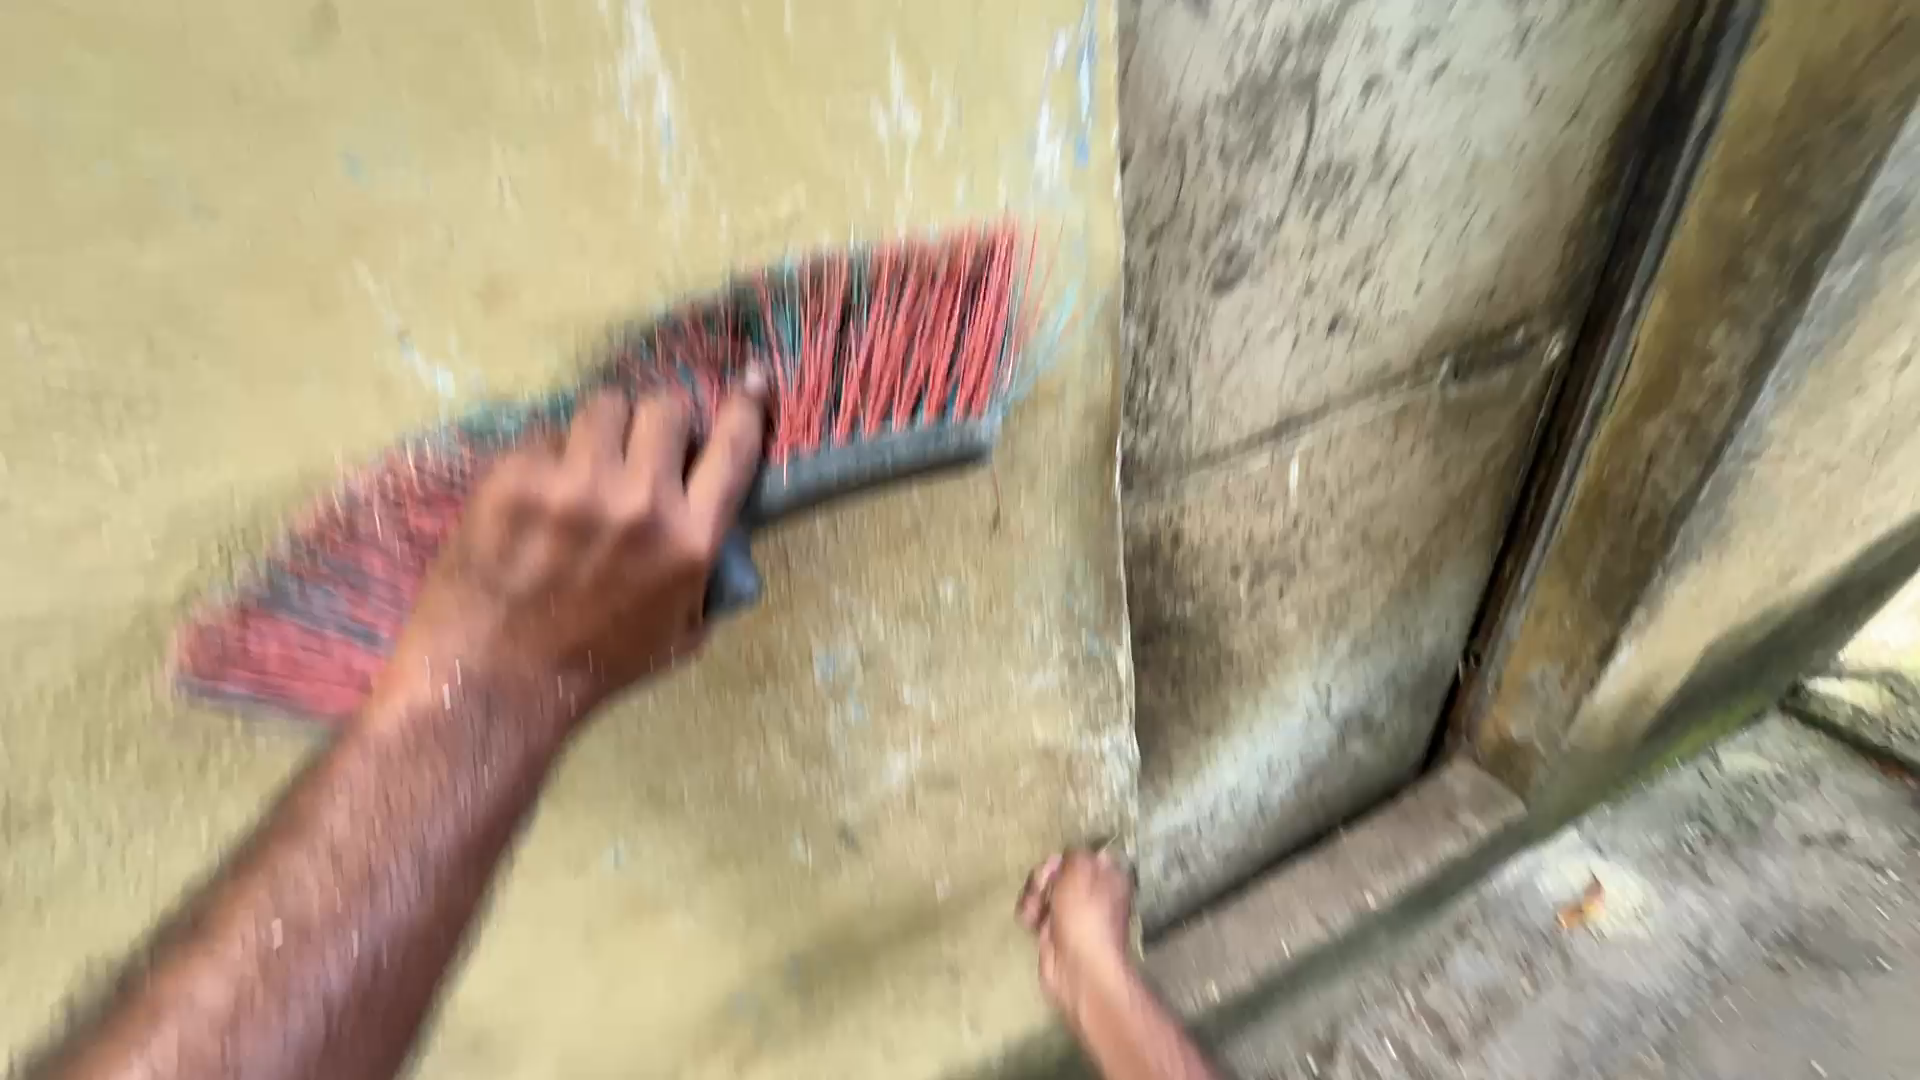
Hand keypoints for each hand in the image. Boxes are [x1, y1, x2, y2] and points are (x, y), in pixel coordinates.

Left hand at [378, 370, 767, 732]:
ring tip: (587, 462)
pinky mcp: (517, 478)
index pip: (734, 447)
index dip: (747, 405)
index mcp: (692, 540)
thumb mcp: (684, 632)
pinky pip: (546, 435)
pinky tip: (537, 494)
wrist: (495, 680)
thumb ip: (710, 576)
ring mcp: (577, 485)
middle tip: (641, 447)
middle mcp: (644, 502)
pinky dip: (550, 457)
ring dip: (604, 429)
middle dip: (659, 421)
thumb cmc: (599, 663)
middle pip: (666, 408)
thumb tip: (720, 533)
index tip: (752, 381)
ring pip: (605, 405)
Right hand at [1016, 849, 1135, 1027]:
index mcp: (1106, 875)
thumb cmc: (1086, 916)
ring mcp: (1069, 911)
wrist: (1078, 970)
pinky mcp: (1050, 929)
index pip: (1082, 853)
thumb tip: (1068, 858)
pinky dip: (1027, 912)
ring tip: (1035, 910)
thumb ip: (1073, 853)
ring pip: (1041, 887)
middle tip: (1044, 886)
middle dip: (1044, 875)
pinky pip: (1032, 908)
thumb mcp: (1081, 870)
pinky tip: (1029, 920)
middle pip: (1057, 868)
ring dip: (1033, 894)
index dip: (1067, 856)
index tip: (1060, 863)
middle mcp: (1089, 892)